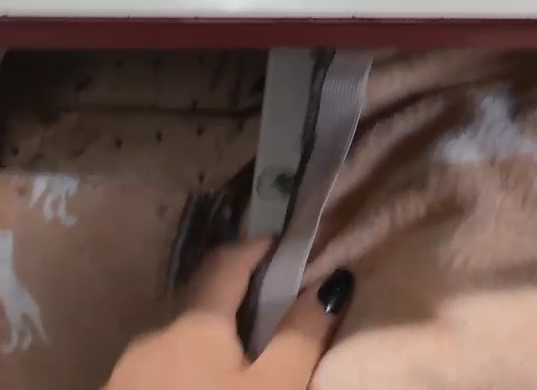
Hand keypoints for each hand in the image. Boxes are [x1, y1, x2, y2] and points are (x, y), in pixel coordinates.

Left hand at [103, 240, 353, 389]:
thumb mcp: (280, 383)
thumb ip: (306, 328)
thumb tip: (329, 282)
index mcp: (191, 325)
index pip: (227, 261)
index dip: (262, 246)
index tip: (294, 245)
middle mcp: (149, 341)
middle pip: (201, 298)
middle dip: (243, 292)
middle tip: (284, 298)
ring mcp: (123, 379)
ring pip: (181, 334)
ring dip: (219, 329)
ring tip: (256, 345)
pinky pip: (164, 364)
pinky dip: (197, 358)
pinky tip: (219, 379)